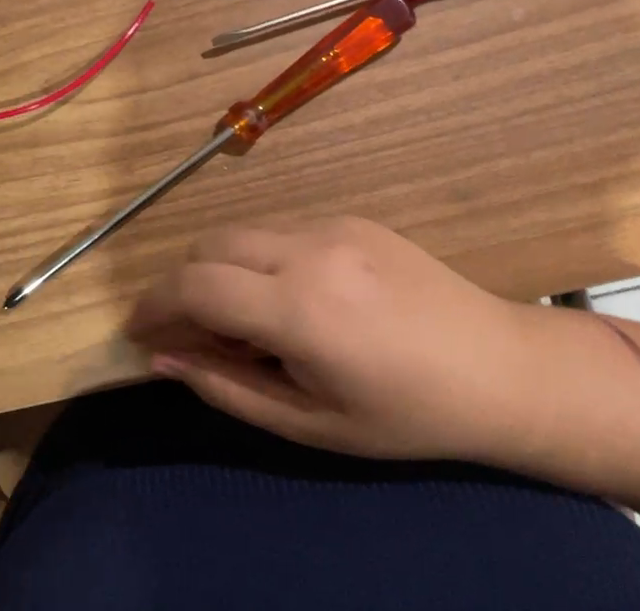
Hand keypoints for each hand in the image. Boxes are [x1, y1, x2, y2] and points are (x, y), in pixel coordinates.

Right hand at [129, 216, 529, 463]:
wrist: (501, 368)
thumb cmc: (406, 414)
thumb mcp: (310, 423)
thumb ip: (227, 387)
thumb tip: (162, 358)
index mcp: (298, 308)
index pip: (192, 286)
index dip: (152, 305)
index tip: (138, 330)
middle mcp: (307, 250)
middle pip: (206, 247)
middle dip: (183, 285)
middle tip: (196, 333)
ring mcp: (331, 226)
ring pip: (240, 232)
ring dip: (220, 268)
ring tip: (248, 319)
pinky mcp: (351, 217)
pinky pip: (279, 230)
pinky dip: (260, 258)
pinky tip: (295, 298)